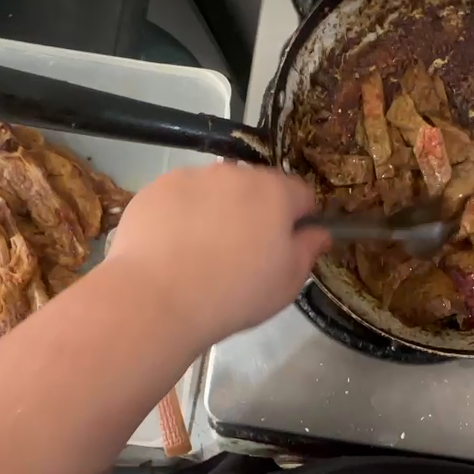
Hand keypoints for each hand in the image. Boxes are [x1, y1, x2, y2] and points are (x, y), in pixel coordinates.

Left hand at [103, 161, 328, 344]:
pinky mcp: (155, 189)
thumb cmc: (235, 293)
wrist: (157, 299)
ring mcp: (191, 177)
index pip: (302, 193)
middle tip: (246, 253)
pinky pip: (180, 198)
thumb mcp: (287, 282)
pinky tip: (175, 249)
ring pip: (217, 191)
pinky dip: (183, 216)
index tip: (290, 243)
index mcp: (275, 193)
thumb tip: (318, 233)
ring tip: (205, 253)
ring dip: (219, 211)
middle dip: (257, 212)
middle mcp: (234, 174)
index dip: (300, 217)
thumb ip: (308, 250)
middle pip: (257, 187)